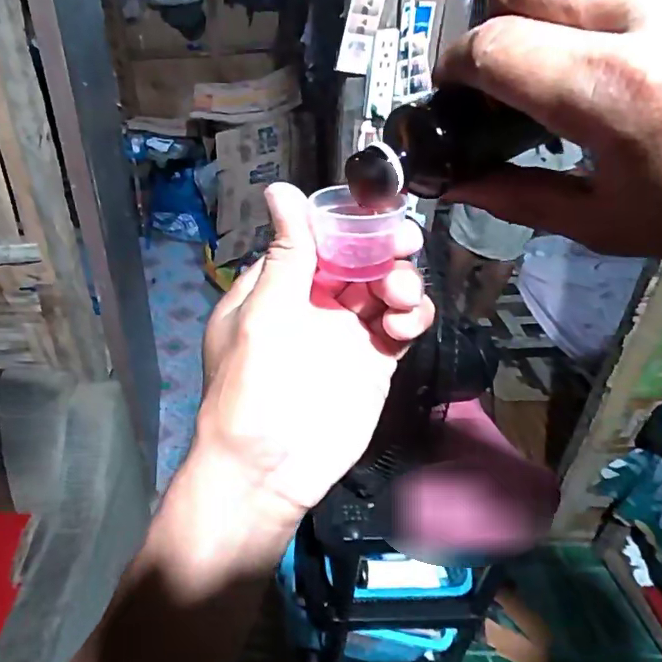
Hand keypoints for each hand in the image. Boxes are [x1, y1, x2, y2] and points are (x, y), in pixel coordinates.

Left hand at [194, 183, 434, 524]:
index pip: (321, 238)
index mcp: (282, 285)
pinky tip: (404, 325)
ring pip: (386, 288)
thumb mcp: (263, 315)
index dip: (350, 222)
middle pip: (362, 259)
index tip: (376, 213)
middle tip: (405, 242)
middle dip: (385, 247)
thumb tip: (280, 189)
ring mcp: (348, 332)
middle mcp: (317, 302)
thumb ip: (286, 255)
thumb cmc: (250, 390)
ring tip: (398, 298)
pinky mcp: (375, 360)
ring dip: (401, 282)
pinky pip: (401, 325)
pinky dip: (411, 317)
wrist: (267, 471)